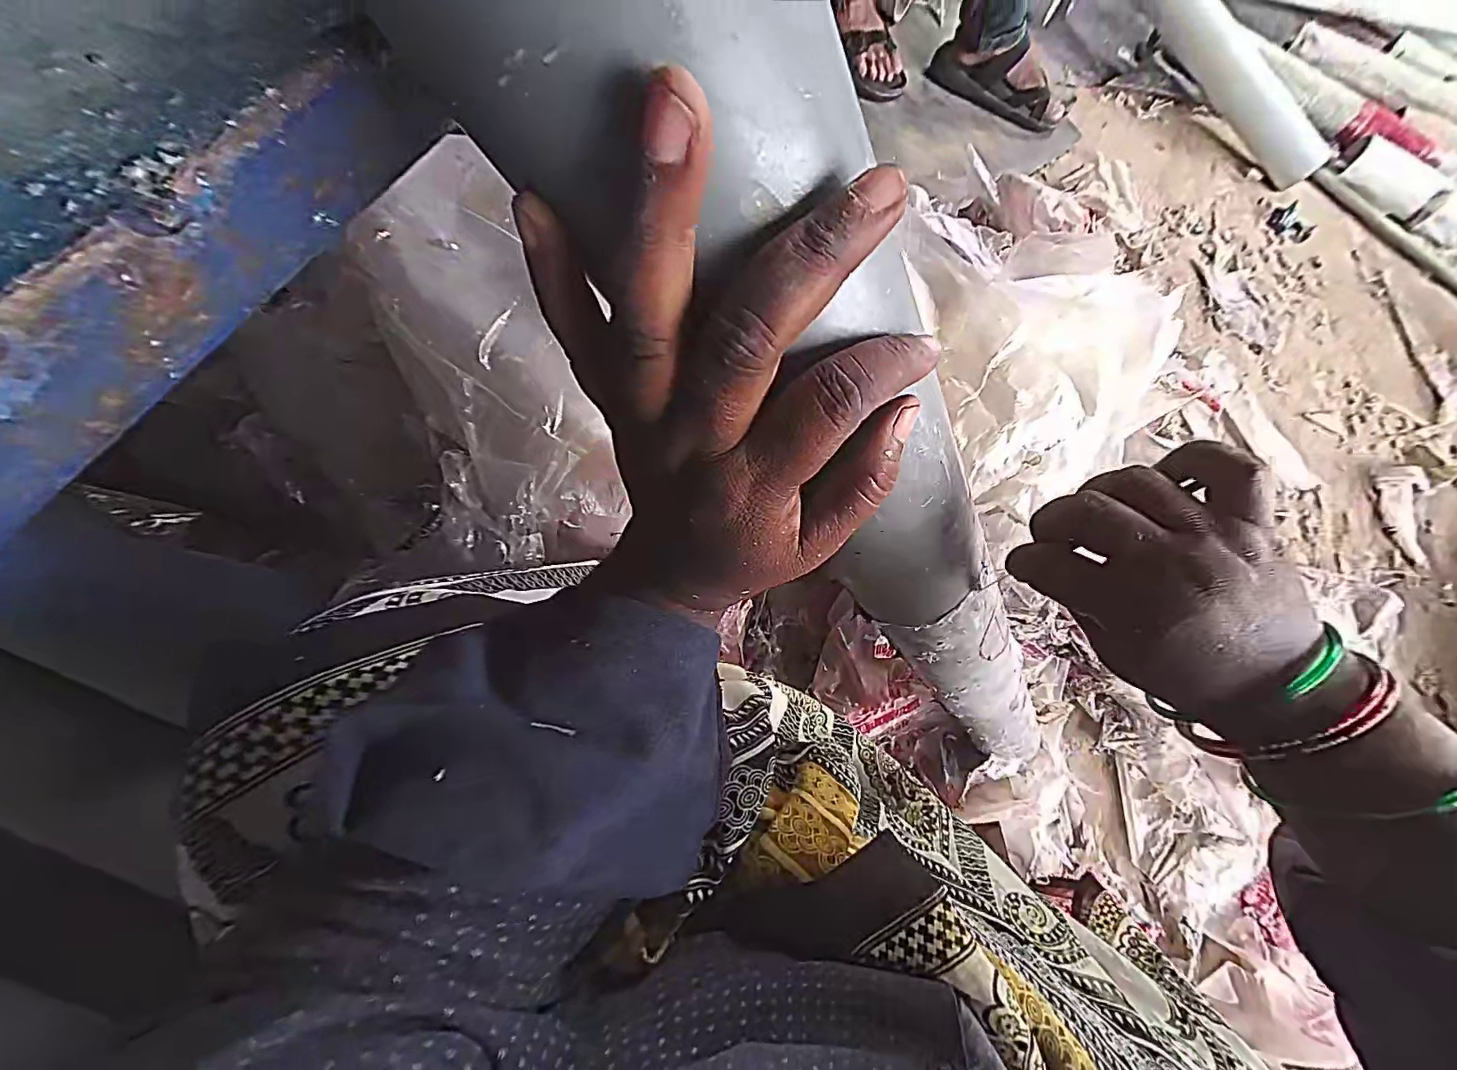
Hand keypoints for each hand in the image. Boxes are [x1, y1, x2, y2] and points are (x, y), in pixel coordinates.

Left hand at [513, 66, 938, 624]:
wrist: (667, 572)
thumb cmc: (750, 552)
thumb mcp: (817, 545)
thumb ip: (864, 483)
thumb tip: (901, 402)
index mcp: (750, 487)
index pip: (821, 409)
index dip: (876, 368)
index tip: (918, 341)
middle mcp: (688, 440)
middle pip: (742, 341)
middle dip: (809, 257)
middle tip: (869, 187)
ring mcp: (636, 411)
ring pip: (649, 314)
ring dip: (661, 209)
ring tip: (676, 111)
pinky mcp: (606, 396)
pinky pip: (574, 335)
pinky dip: (554, 271)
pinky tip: (539, 197)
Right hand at [1005, 442, 1343, 739]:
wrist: (1277, 688)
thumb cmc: (1186, 675)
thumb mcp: (1114, 651)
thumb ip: (1078, 603)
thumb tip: (1049, 565)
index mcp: (1132, 605)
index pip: (1050, 564)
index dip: (1024, 561)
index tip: (1022, 563)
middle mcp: (1170, 561)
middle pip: (1085, 511)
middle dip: (1049, 521)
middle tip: (1050, 537)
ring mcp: (1215, 534)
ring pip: (1137, 481)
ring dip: (1099, 492)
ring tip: (1096, 511)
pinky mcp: (1253, 521)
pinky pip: (1228, 467)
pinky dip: (1191, 461)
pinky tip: (1167, 480)